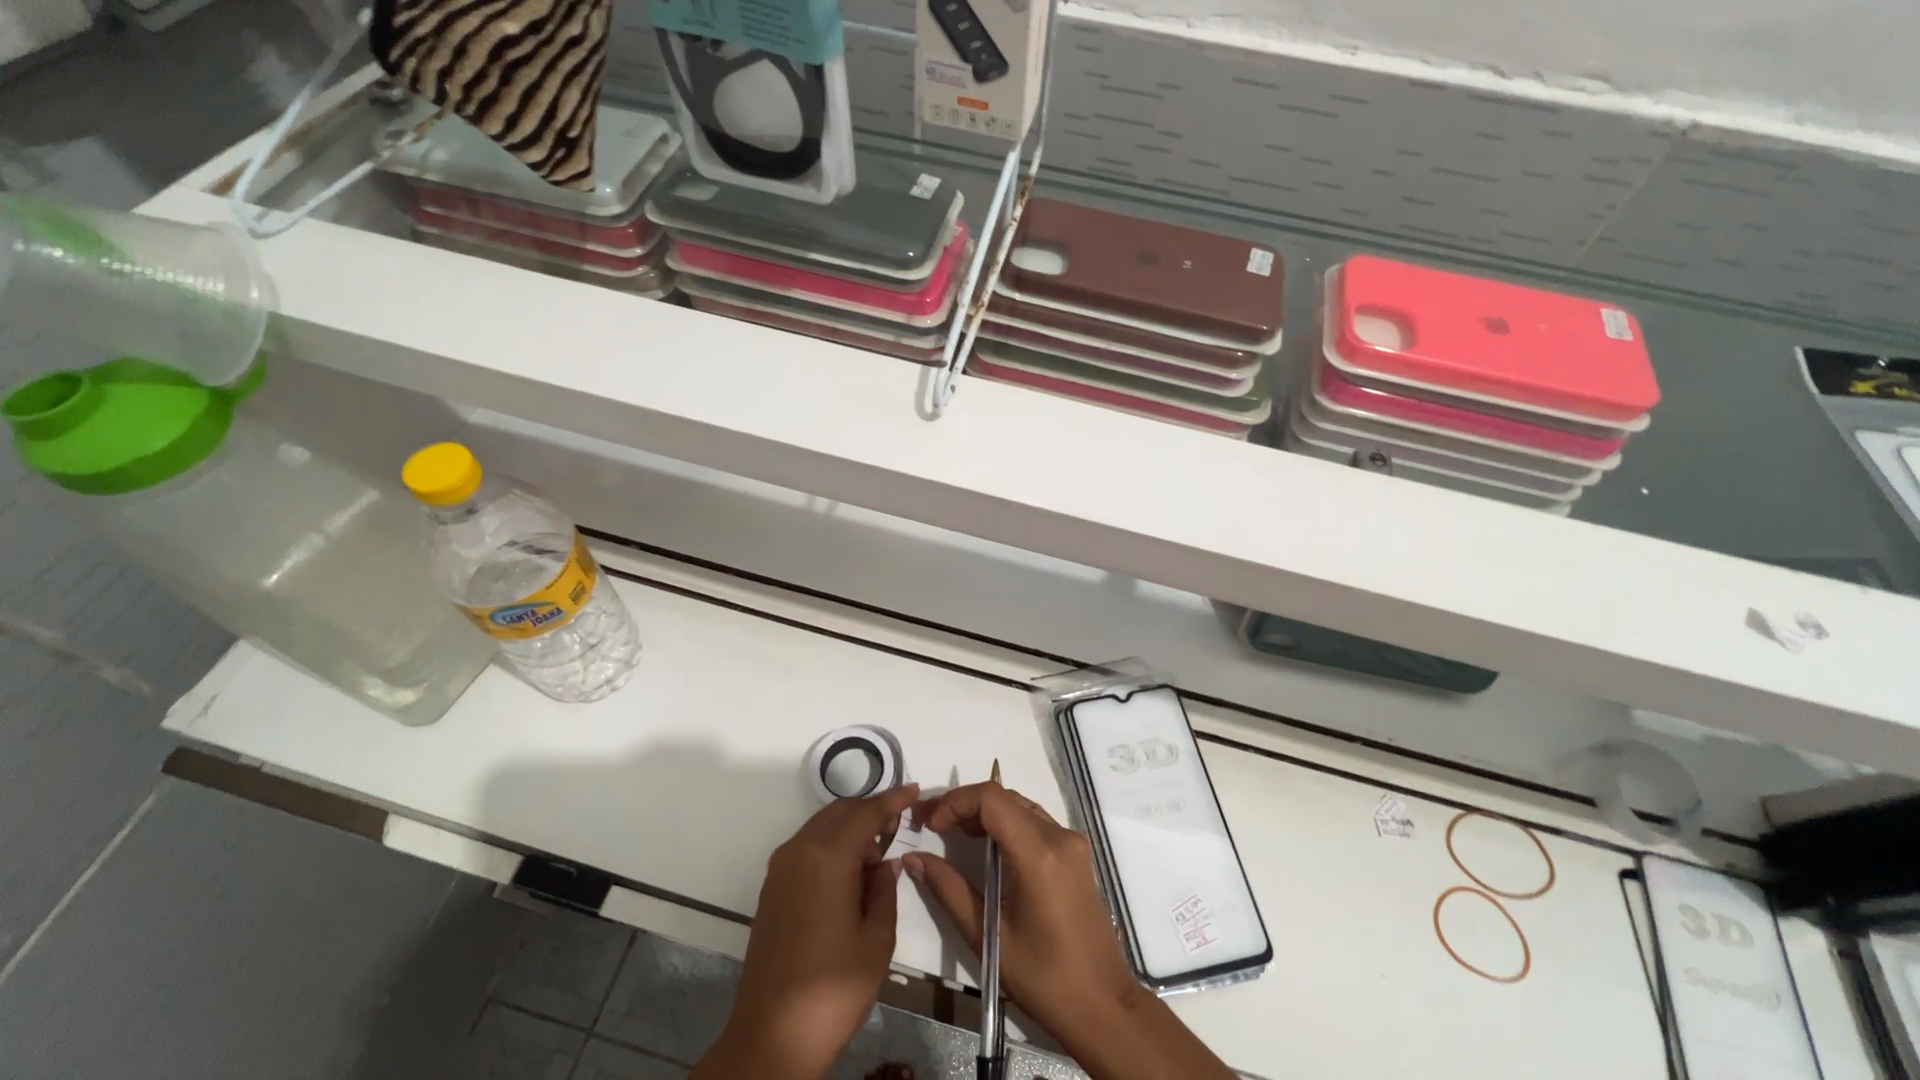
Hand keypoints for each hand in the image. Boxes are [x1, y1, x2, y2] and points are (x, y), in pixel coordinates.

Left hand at [694, 784, 918, 1079]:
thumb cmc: (834, 987)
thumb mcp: (876, 939)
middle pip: (839, 812)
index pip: (865, 813)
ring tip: (879, 849)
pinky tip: (851, 871)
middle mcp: (798, 852)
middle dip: (870, 811)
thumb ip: (884, 890)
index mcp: (827, 858)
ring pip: (820, 828)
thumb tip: (885, 864)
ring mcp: (779, 871)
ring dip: (850, 828)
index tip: (914, 790)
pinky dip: (831, 846)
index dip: (892, 799)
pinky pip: (806, 849)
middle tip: (900, 823)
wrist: (773, 1033)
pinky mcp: (771, 890)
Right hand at [902, 782, 1142, 1045]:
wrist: (1102, 1004)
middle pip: (1005, 798)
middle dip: (964, 805)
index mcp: (1039, 855)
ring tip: (950, 834)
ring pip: (1021, 807)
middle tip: (930, 825)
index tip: (928, 824)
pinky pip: (1036, 824)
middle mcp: (1060, 838)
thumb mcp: (987, 935)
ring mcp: (1073, 845)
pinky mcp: (1078, 857)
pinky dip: (1006, 825)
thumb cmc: (1043, 978)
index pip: (991, 799)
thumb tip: (914, 858)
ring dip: (984, 813)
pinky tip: (984, 849)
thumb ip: (948, 889)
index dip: (954, 802)